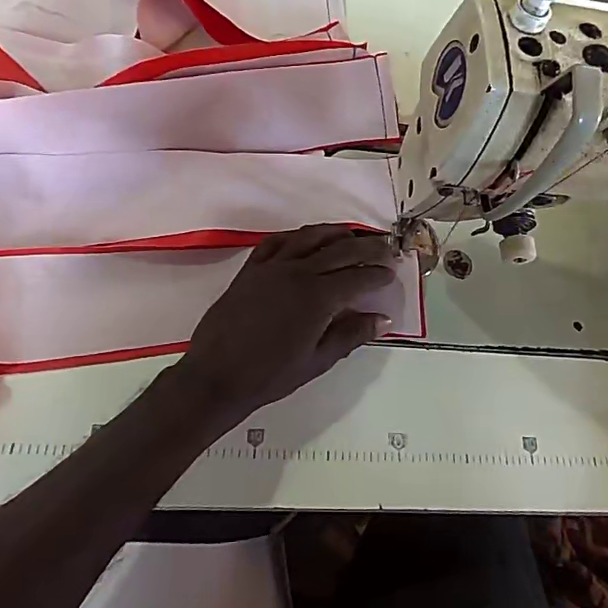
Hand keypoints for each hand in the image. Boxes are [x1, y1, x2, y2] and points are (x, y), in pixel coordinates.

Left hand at [167, 225, 398, 420]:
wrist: (217, 374)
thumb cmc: (270, 375)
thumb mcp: (318, 360)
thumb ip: (351, 334)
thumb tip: (381, 318)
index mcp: (318, 297)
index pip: (358, 276)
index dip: (378, 273)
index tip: (391, 273)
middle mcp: (297, 273)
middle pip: (340, 249)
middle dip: (367, 247)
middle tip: (385, 248)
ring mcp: (271, 267)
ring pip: (309, 237)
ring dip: (335, 232)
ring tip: (353, 234)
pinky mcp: (250, 269)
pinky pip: (276, 242)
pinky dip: (297, 236)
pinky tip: (306, 239)